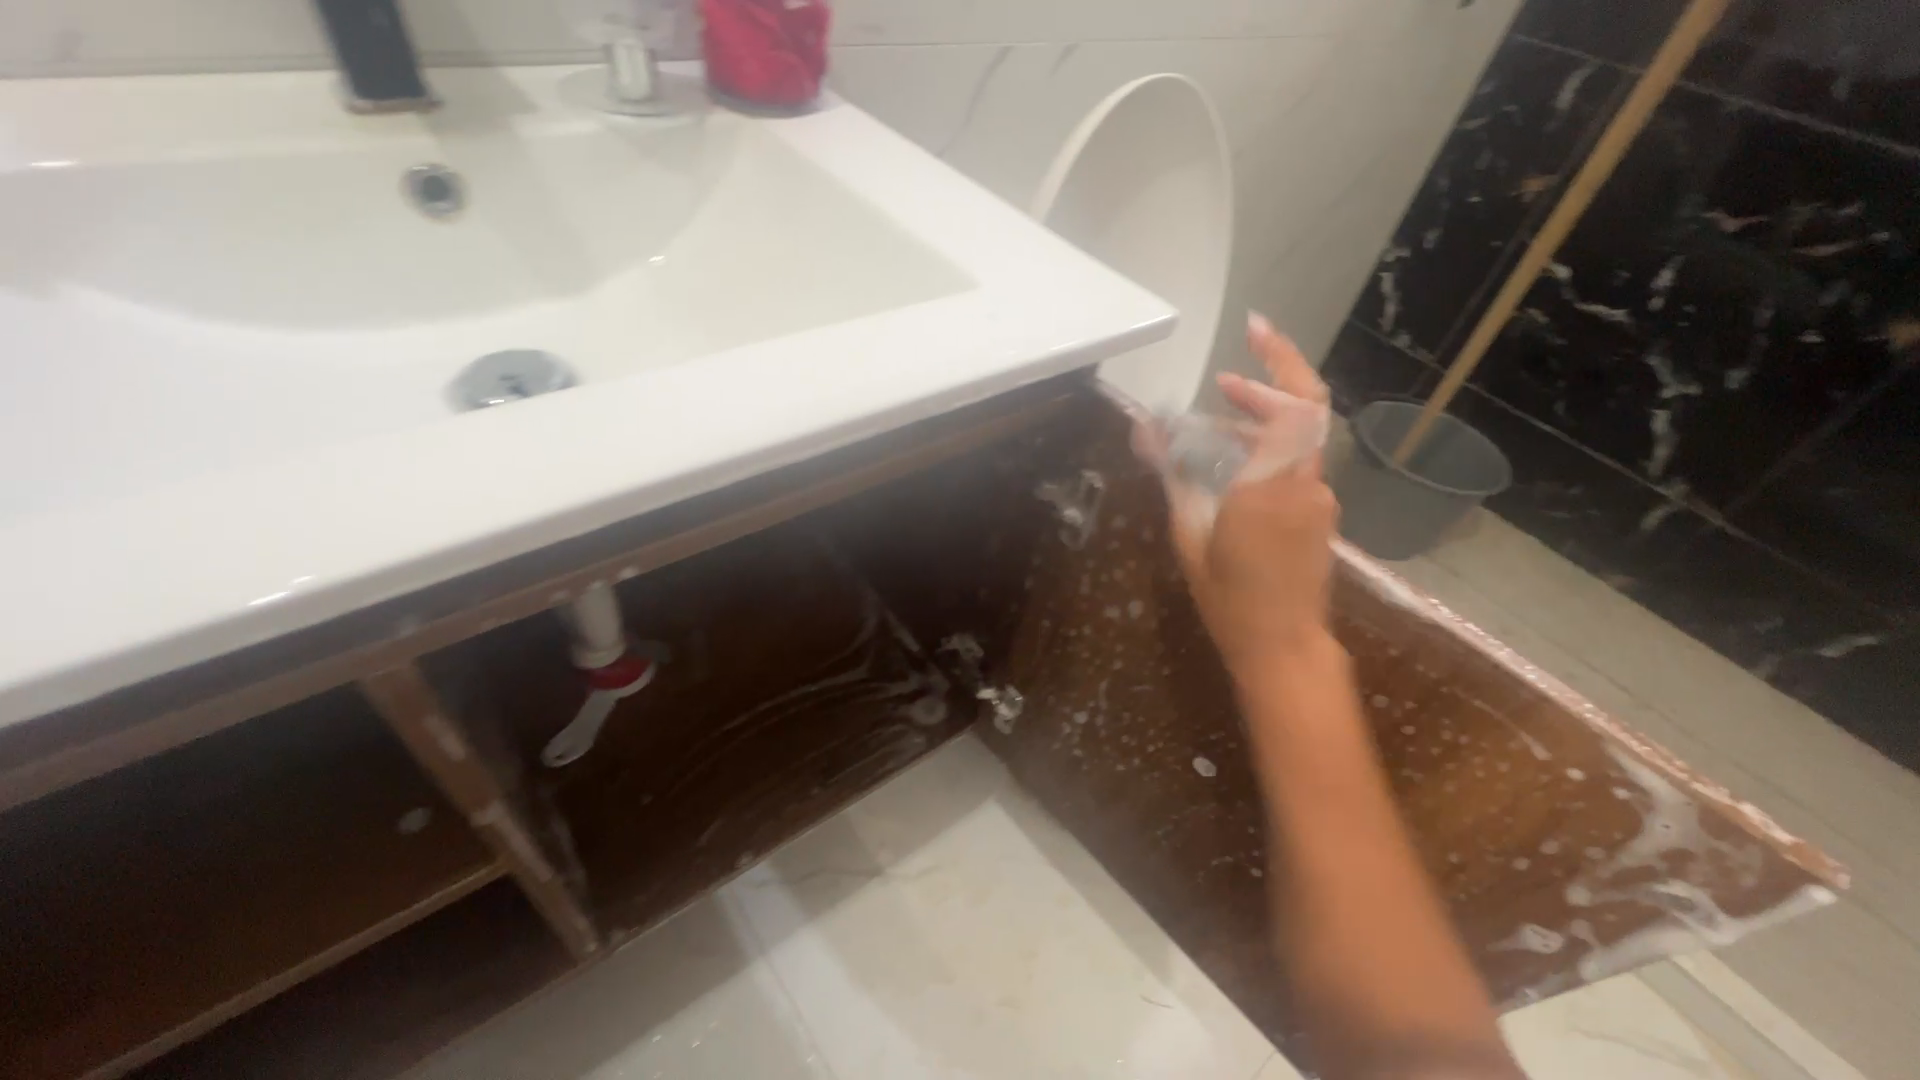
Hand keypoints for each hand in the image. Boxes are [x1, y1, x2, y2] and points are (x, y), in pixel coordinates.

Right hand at [1165, 314, 1339, 679]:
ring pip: (1297, 439)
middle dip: (1269, 380)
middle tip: (1229, 370)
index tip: (1253, 330)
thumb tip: (1147, 434)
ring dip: (1261, 419)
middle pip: (1304, 411)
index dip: (1280, 361)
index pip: (1294, 405)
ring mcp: (1317, 501)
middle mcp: (1304, 484)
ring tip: (1215, 413)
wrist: (1282, 648)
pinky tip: (1231, 461)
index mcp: (1271, 486)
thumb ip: (1174, 478)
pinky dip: (1266, 450)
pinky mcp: (1317, 516)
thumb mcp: (1190, 537)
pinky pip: (1294, 466)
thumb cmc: (1230, 599)